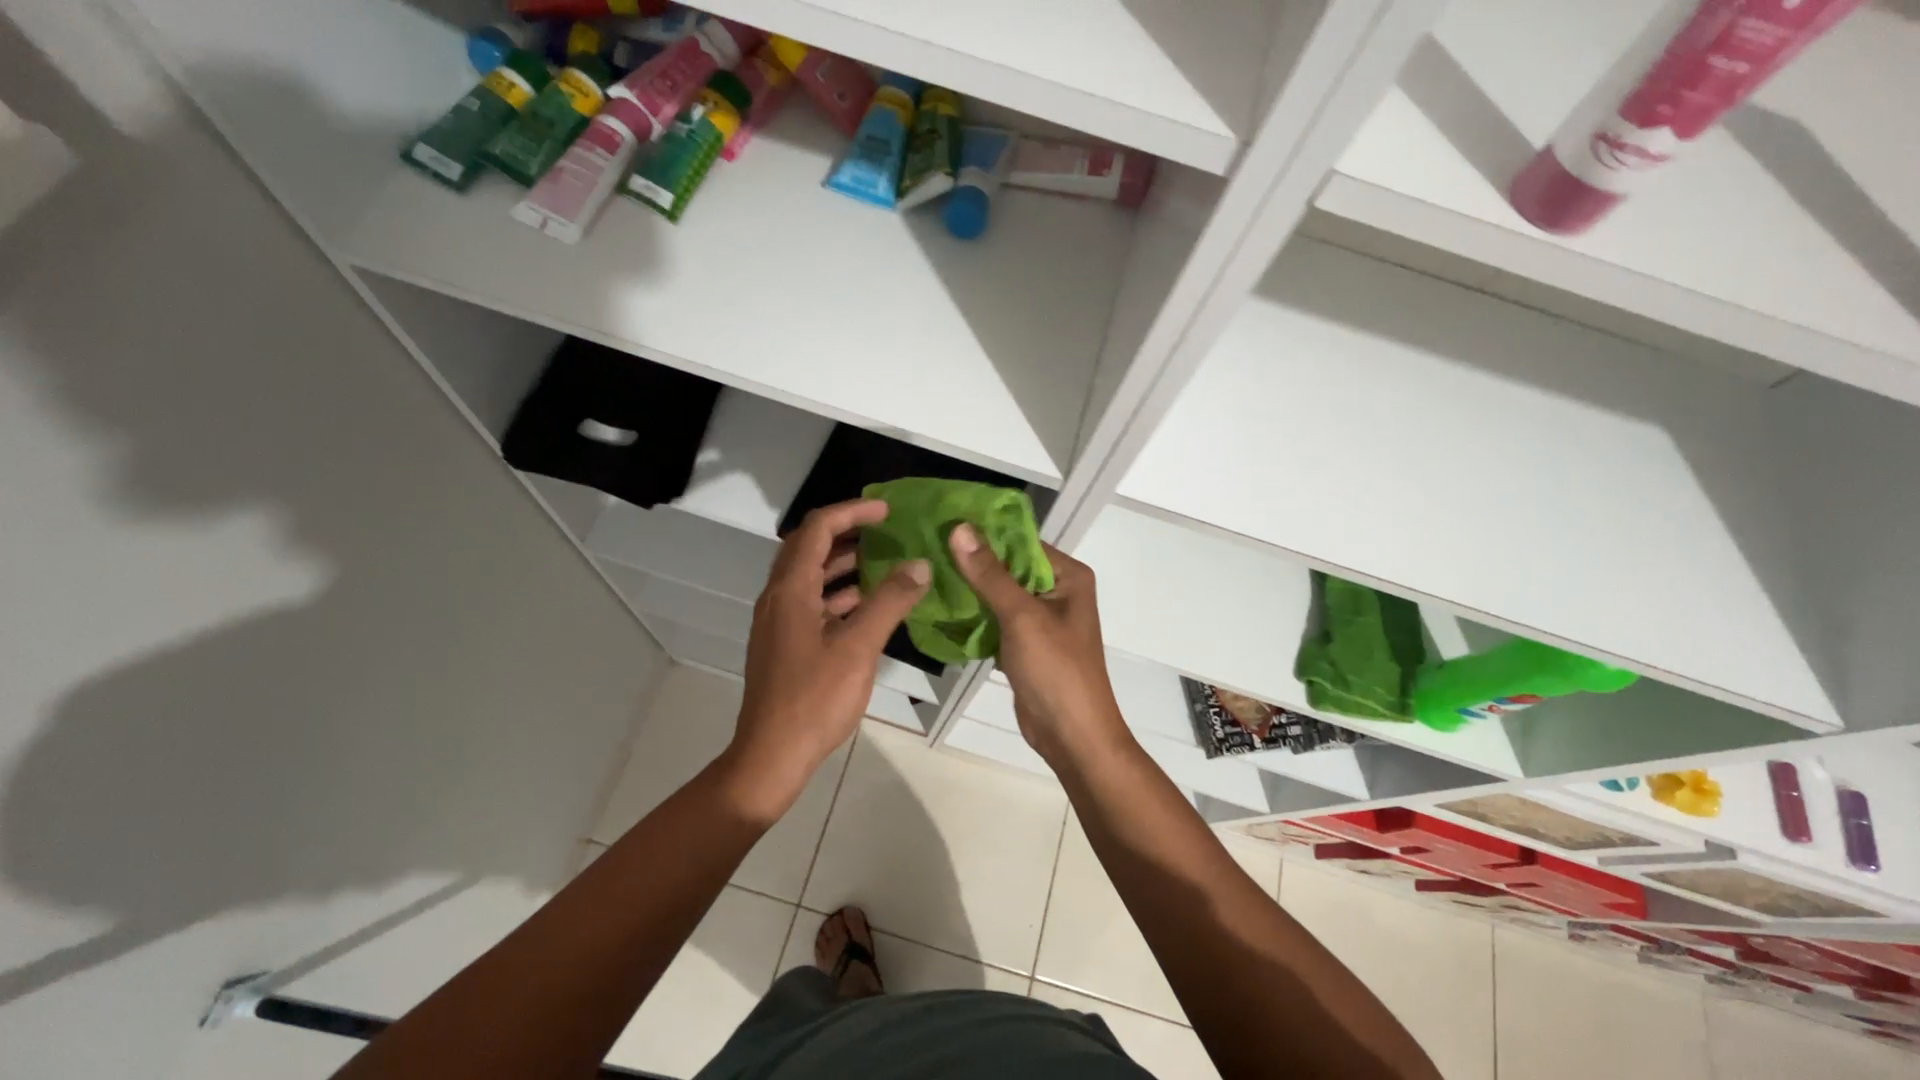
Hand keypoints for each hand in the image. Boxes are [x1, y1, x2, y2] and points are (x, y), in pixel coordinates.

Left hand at [729, 499, 929, 815]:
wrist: (772, 754)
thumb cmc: (814, 699)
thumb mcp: (858, 648)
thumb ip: (889, 602)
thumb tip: (918, 565)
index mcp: (790, 590)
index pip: (817, 529)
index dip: (852, 512)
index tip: (887, 510)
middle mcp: (778, 598)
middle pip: (808, 548)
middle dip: (846, 533)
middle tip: (885, 531)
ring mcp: (779, 622)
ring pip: (810, 577)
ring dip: (843, 564)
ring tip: (884, 562)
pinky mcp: (784, 644)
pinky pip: (811, 602)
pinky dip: (839, 594)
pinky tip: (868, 606)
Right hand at [948, 524, 1125, 763]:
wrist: (1071, 734)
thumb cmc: (1056, 670)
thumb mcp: (1021, 616)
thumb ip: (990, 574)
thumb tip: (960, 528)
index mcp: (1068, 576)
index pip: (1022, 541)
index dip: (985, 532)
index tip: (941, 522)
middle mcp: (1057, 591)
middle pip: (1008, 566)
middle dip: (971, 561)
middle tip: (924, 547)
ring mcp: (1040, 619)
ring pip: (998, 594)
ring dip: (968, 589)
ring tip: (925, 572)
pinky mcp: (1024, 644)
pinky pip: (994, 619)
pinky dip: (972, 616)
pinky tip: (938, 607)